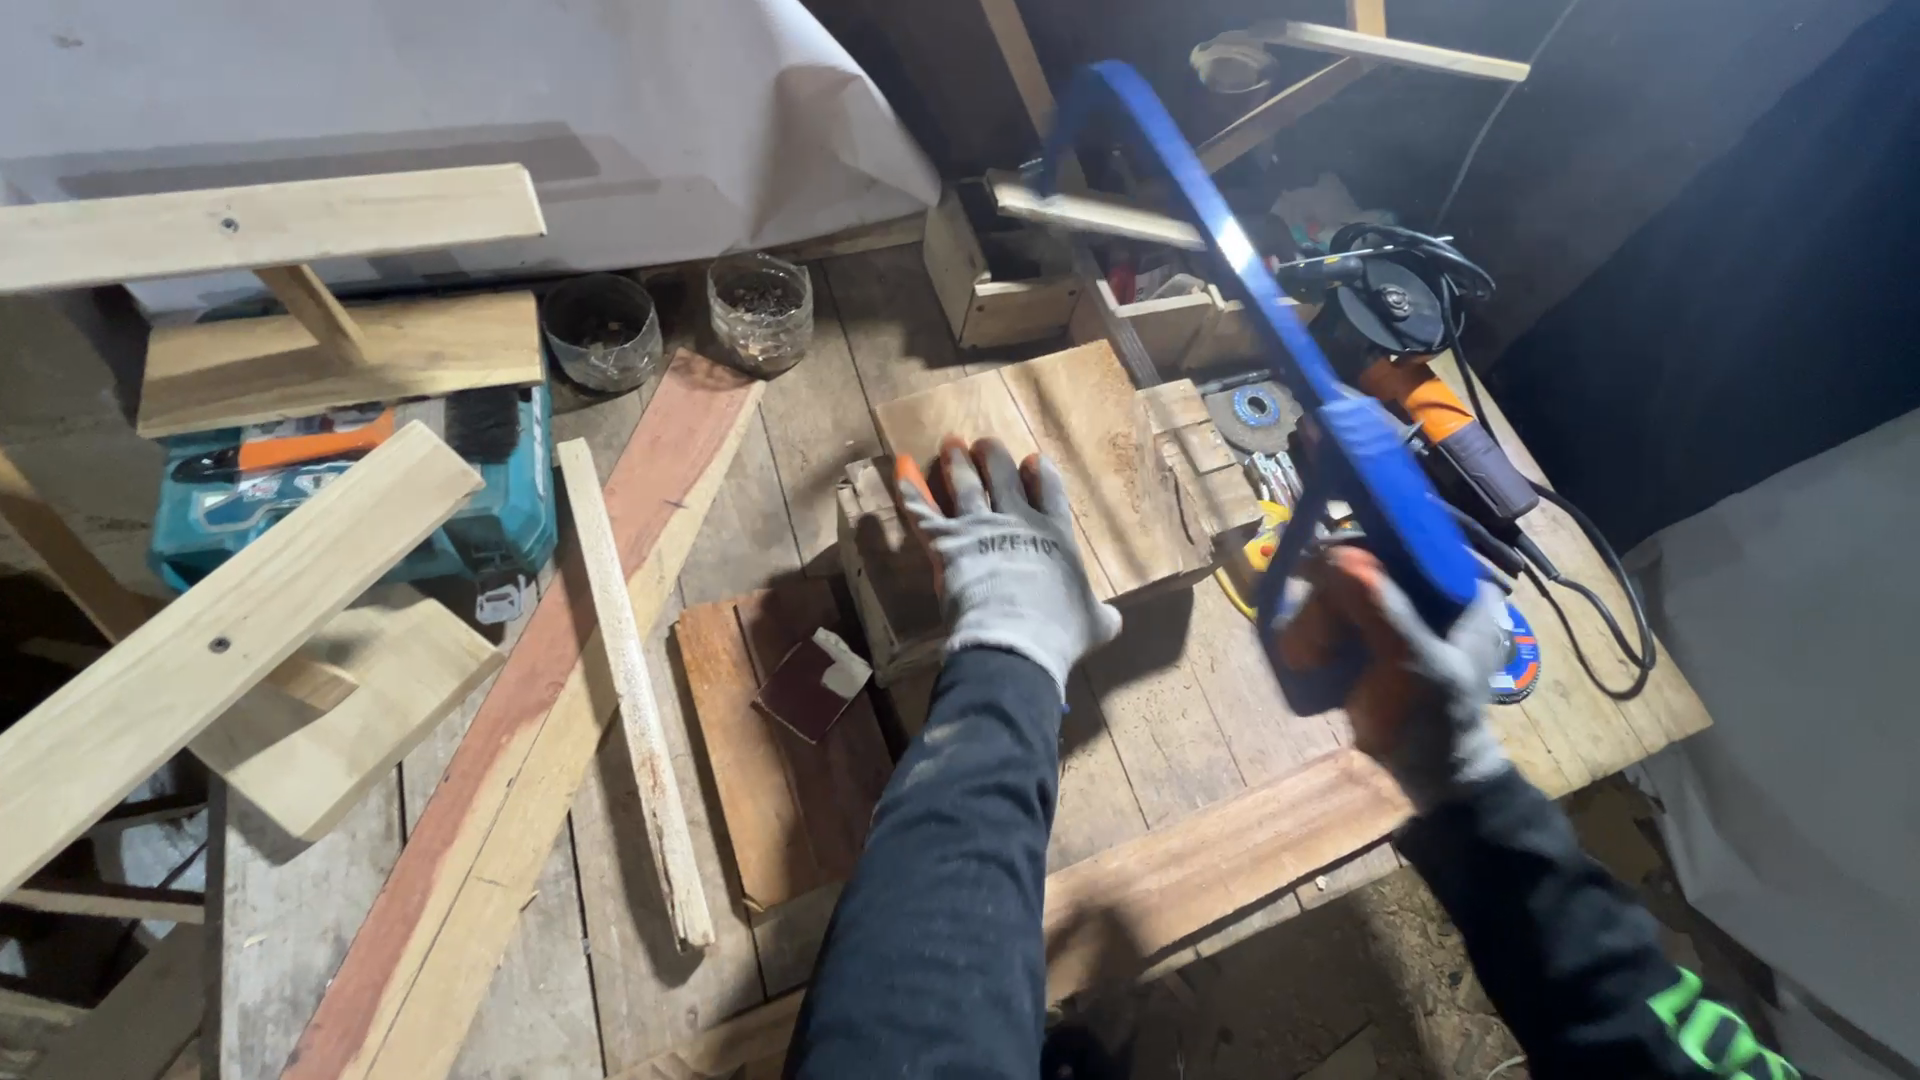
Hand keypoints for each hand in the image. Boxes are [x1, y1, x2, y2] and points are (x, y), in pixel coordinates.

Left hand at [897, 436, 1121, 697]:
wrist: (1015, 639)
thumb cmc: (1059, 632)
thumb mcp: (1094, 624)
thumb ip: (1102, 616)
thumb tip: (1113, 620)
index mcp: (1055, 535)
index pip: (1050, 491)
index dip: (1042, 473)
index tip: (1033, 459)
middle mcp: (1017, 521)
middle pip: (1002, 476)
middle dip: (993, 456)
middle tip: (985, 444)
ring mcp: (978, 528)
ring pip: (965, 485)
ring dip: (957, 462)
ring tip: (951, 443)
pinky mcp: (946, 542)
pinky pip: (923, 511)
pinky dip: (910, 490)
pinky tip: (901, 467)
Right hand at [1276, 545, 1510, 811]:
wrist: (1431, 777)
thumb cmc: (1433, 722)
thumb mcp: (1413, 665)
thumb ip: (1381, 610)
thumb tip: (1337, 556)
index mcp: (1460, 588)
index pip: (1405, 537)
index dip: (1358, 544)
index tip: (1315, 568)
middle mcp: (1428, 589)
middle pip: (1360, 562)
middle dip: (1327, 600)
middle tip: (1314, 640)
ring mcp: (1395, 612)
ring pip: (1336, 589)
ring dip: (1313, 622)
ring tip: (1309, 659)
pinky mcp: (1368, 632)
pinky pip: (1328, 612)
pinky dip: (1312, 629)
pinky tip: (1309, 656)